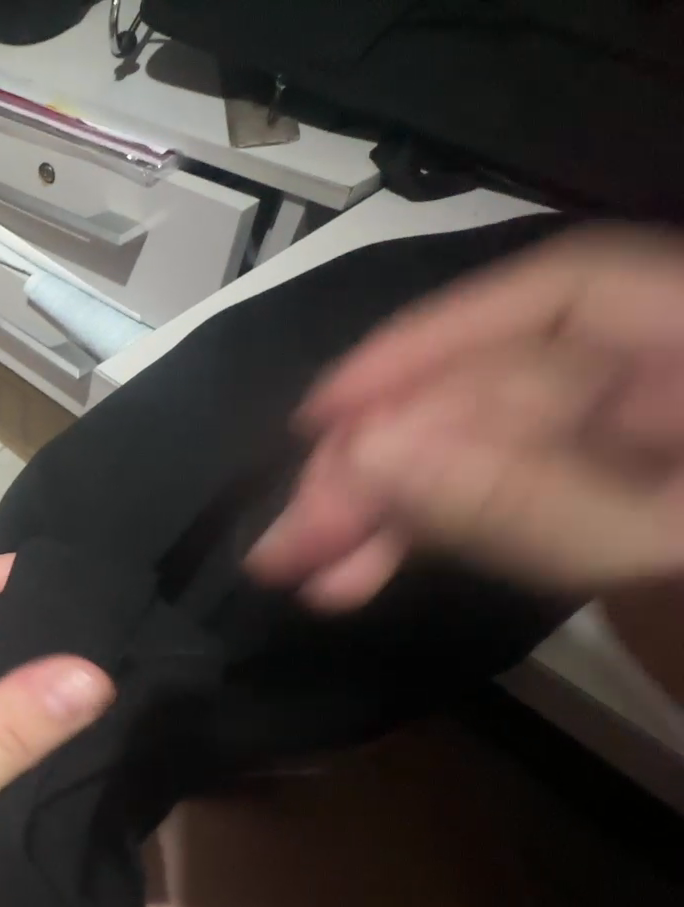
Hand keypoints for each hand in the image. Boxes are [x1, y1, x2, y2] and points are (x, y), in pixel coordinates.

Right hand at [247, 225, 683, 608]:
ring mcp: (630, 452)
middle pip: (489, 390)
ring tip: (294, 565)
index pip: (568, 297)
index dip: (427, 342)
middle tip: (294, 533)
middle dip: (379, 462)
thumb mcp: (679, 560)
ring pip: (467, 454)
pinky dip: (410, 540)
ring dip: (373, 512)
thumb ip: (533, 502)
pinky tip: (350, 574)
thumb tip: (367, 450)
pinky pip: (478, 506)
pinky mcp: (593, 509)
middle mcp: (665, 389)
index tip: (323, 413)